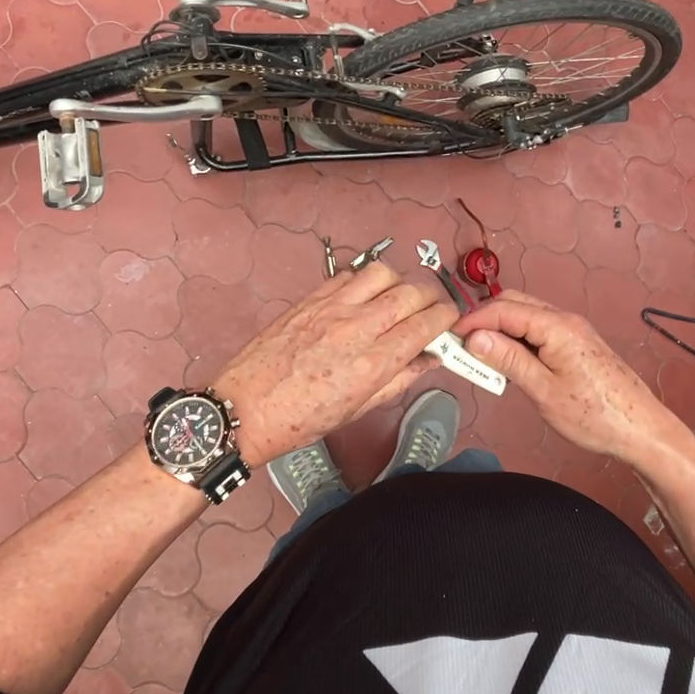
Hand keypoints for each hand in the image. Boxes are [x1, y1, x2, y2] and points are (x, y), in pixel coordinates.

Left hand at [209, 261, 459, 465]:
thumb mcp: (358, 409)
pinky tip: (363, 299)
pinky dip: (365, 282)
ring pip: (383, 273)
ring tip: (397, 298)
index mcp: (372, 364)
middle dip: (431, 296)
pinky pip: (349, 274)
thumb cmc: (301, 419)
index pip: (426, 324)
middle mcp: (356, 329)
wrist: (244, 409)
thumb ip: (399, 380)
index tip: (450, 320)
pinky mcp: (310, 298)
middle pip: (411, 292)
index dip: (446, 318)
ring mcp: (331, 308)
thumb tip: (430, 359)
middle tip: (431, 308)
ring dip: (399, 282)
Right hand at [455, 291, 686, 463]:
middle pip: (515, 304)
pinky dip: (518, 338)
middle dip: (485, 318)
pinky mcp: (577, 344)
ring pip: (527, 316)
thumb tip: (474, 337)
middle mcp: (565, 319)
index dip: (474, 319)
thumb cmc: (592, 415)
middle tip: (460, 343)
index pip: (504, 309)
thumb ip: (509, 360)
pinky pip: (540, 329)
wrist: (641, 429)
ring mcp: (573, 330)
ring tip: (478, 354)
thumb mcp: (543, 390)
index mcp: (557, 326)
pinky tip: (508, 359)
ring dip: (501, 328)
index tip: (448, 336)